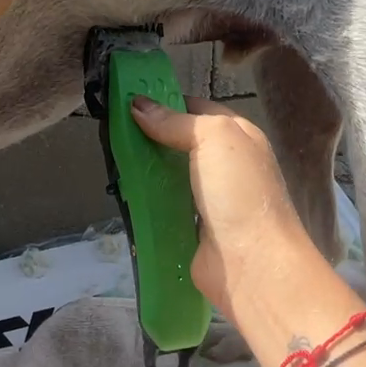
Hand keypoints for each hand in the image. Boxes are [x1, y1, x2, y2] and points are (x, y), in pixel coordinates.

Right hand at [130, 96, 313, 322]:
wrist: (254, 266)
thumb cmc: (239, 192)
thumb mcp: (213, 139)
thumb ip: (176, 121)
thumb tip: (137, 105)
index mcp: (237, 135)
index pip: (196, 108)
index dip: (166, 102)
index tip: (130, 100)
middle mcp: (224, 164)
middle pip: (180, 141)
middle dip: (151, 135)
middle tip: (113, 130)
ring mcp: (208, 198)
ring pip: (170, 174)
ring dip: (145, 169)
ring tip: (111, 158)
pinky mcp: (192, 227)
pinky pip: (165, 205)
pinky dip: (146, 200)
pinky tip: (123, 193)